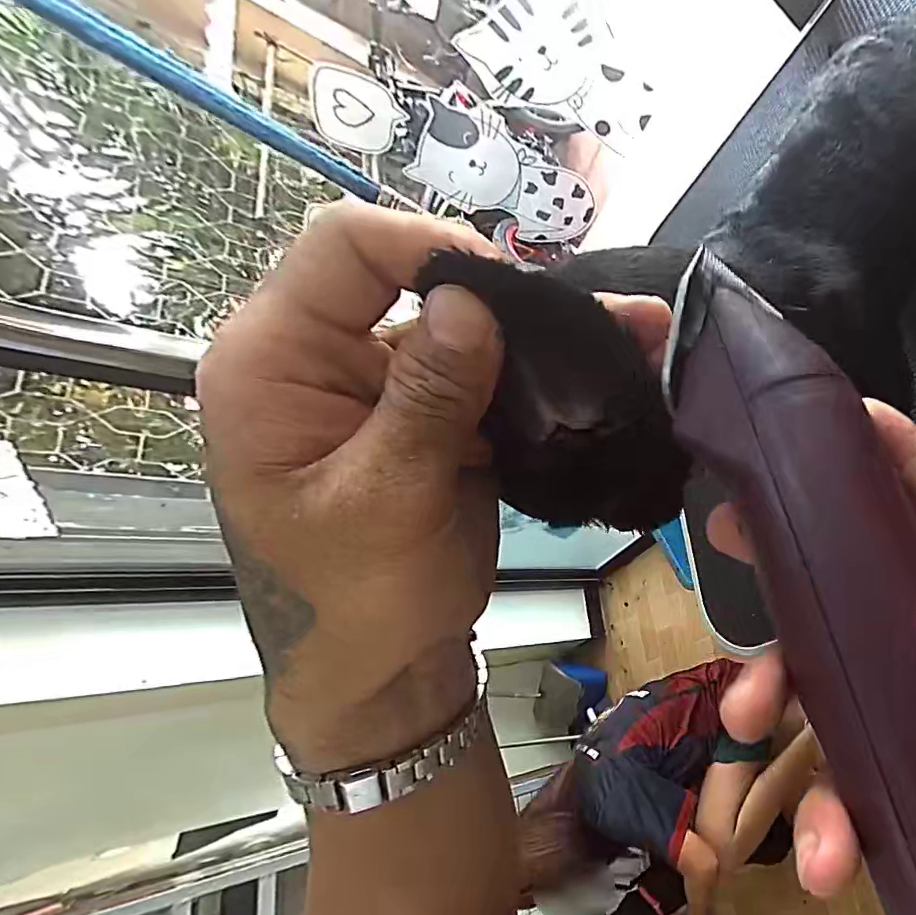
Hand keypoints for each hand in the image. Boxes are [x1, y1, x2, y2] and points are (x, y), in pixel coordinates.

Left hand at [198, 202, 669, 770]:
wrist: (387, 665)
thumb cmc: (355, 598)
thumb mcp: (384, 499)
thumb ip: (423, 400)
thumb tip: (469, 303)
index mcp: (278, 361)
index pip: (347, 250)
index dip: (431, 249)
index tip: (517, 291)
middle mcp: (334, 360)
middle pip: (425, 286)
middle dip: (517, 296)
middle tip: (604, 312)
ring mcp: (396, 393)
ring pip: (476, 337)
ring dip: (550, 337)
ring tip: (636, 331)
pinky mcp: (443, 424)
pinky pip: (497, 385)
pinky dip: (550, 381)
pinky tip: (612, 374)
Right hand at [717, 402, 915, 914]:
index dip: (910, 465)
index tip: (847, 422)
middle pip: (865, 608)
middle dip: (795, 591)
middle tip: (735, 579)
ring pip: (834, 705)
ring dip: (784, 721)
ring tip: (750, 744)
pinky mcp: (915, 817)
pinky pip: (844, 798)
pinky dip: (818, 822)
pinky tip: (821, 864)